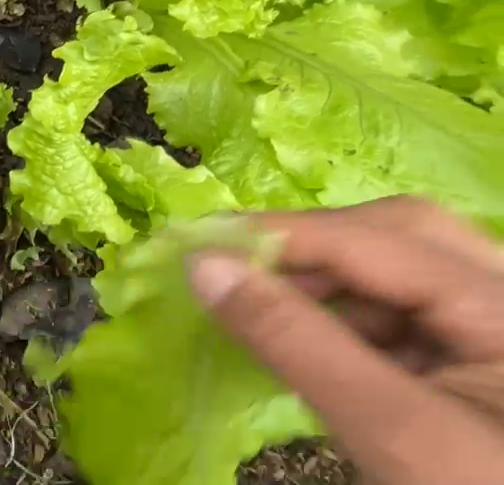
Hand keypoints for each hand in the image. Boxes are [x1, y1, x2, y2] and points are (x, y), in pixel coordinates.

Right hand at [191, 197, 503, 484]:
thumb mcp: (395, 432)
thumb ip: (295, 339)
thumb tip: (198, 264)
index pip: (377, 239)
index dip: (278, 235)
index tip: (193, 247)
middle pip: (404, 234)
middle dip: (312, 245)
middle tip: (240, 269)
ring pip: (408, 269)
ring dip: (330, 283)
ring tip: (276, 314)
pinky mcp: (497, 368)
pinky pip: (419, 313)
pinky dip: (357, 318)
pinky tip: (324, 350)